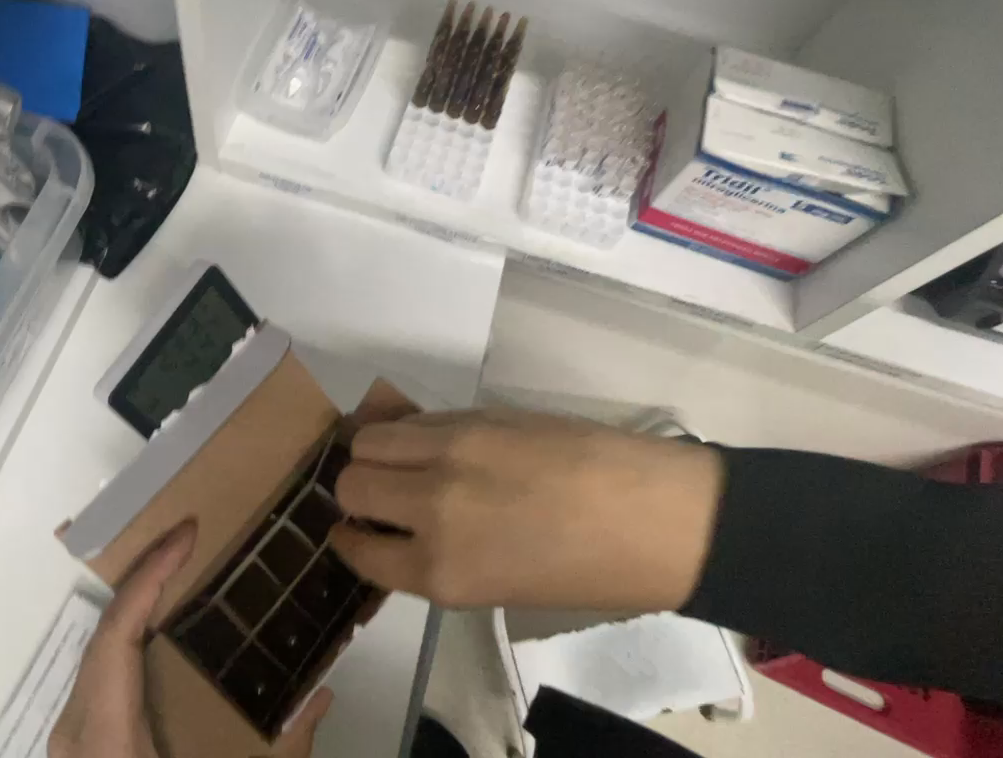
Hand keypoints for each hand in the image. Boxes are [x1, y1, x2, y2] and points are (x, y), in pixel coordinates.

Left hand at [49, 523, 334, 757]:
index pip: (117, 633)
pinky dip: (130, 637)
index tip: (187, 533)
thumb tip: (321, 694)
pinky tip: (163, 626)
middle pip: (107, 630)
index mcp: (108, 741)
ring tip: (182, 569)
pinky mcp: (81, 748)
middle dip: (148, 575)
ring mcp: (73, 741)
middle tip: (194, 538)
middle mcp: (78, 733)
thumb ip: (285, 751)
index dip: (149, 575)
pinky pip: (101, 673)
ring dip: (138, 602)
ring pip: (100, 649)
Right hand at [328, 406, 723, 612]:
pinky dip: (408, 432)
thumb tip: (394, 525)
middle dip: (356, 494)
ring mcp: (449, 454)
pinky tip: (436, 444)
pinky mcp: (471, 416)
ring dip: (374, 453)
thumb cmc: (583, 571)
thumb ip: (435, 555)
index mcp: (441, 572)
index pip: (357, 549)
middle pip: (351, 485)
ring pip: (368, 440)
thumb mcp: (495, 586)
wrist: (652, 516)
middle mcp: (431, 510)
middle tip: (380, 497)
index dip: (350, 540)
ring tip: (401, 462)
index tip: (355, 532)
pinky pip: (412, 420)